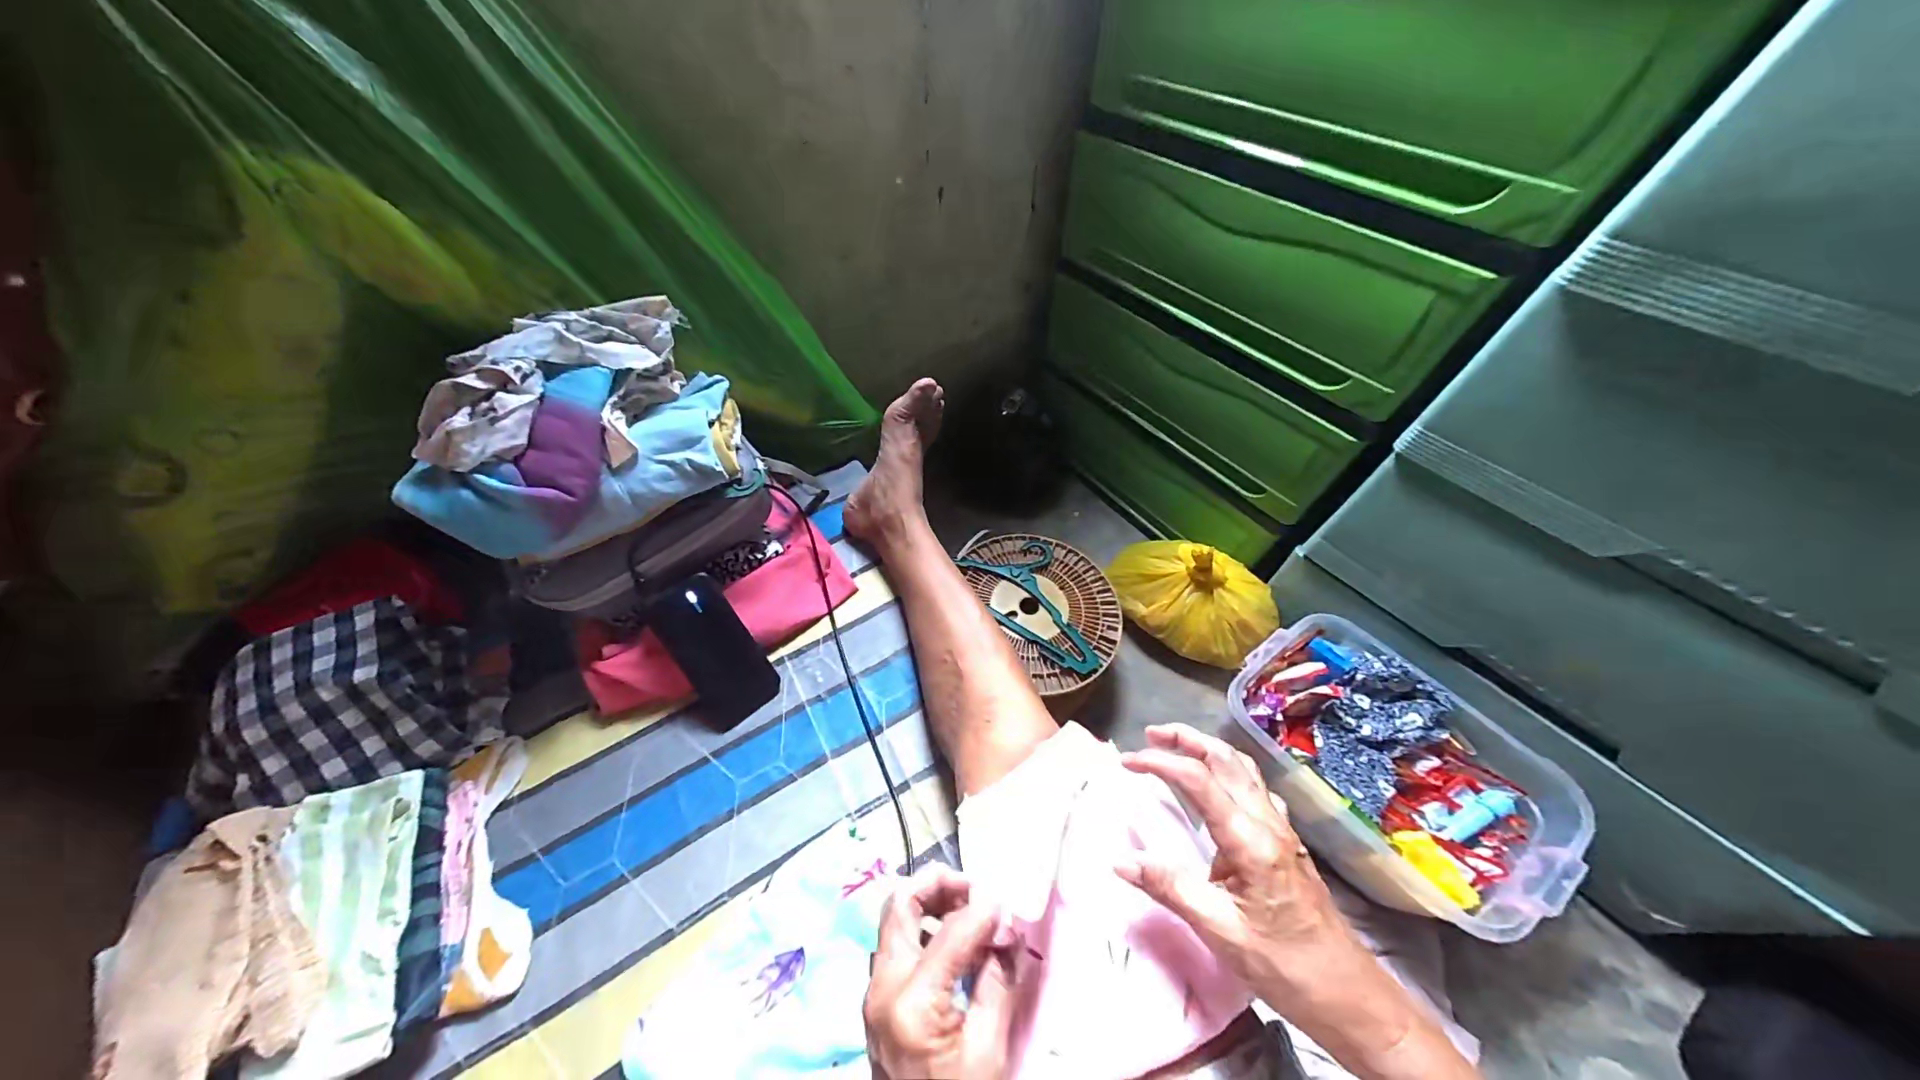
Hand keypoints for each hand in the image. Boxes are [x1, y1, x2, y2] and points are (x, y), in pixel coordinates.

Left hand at [864, 865, 1015, 1079]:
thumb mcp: (989, 1047)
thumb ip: (996, 980)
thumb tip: (1004, 929)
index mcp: (911, 1002)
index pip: (950, 931)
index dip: (982, 912)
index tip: (1006, 907)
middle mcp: (882, 986)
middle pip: (900, 904)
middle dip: (937, 885)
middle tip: (973, 887)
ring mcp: (874, 991)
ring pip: (893, 918)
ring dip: (928, 901)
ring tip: (967, 908)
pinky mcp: (877, 998)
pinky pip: (896, 944)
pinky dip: (922, 926)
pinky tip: (954, 937)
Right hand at [1117, 724, 1478, 1079]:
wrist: (1351, 995)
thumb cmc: (1286, 966)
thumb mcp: (1221, 932)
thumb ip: (1171, 889)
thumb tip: (1121, 860)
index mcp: (1251, 840)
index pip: (1199, 781)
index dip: (1160, 763)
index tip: (1127, 762)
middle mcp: (1269, 823)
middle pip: (1226, 760)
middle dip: (1187, 739)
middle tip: (1150, 733)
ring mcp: (1282, 829)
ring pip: (1244, 769)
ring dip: (1209, 749)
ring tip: (1177, 745)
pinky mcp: (1286, 842)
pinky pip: (1256, 789)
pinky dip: (1230, 771)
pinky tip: (1220, 785)